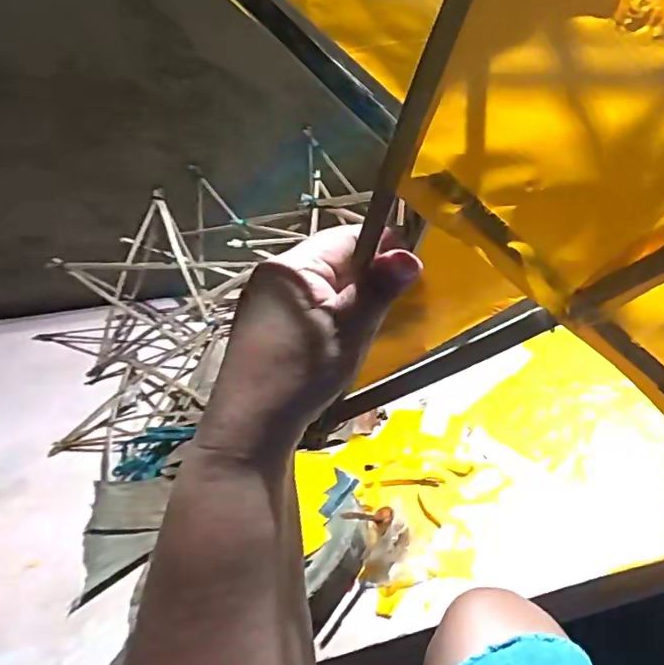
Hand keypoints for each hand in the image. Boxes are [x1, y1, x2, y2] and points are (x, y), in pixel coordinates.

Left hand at [196, 224, 421, 458]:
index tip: (412, 272)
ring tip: (376, 321)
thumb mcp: (352, 330)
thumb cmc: (302, 374)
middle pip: (340, 257)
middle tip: (400, 302)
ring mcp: (271, 297)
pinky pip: (318, 300)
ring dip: (359, 295)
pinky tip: (351, 334)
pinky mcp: (273, 320)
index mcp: (292, 268)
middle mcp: (277, 274)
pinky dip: (341, 310)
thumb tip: (409, 256)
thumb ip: (379, 289)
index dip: (385, 247)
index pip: (349, 236)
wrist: (251, 427)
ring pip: (332, 281)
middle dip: (373, 275)